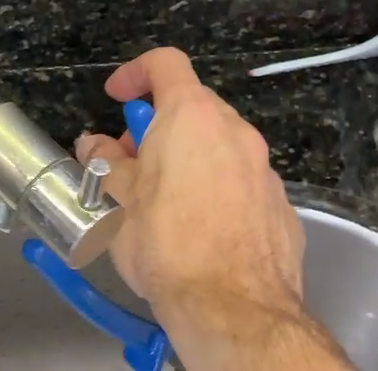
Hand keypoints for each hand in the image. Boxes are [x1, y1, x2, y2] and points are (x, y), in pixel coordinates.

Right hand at [77, 49, 349, 369]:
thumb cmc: (167, 242)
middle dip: (158, 125)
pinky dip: (216, 191)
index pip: (166, 63)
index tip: (117, 98)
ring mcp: (266, 174)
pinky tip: (198, 230)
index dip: (135, 71)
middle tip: (131, 159)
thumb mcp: (115, 197)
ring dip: (187, 158)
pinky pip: (242, 184)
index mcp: (193, 118)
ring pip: (219, 147)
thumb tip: (93, 145)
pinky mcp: (283, 213)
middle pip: (194, 107)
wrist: (236, 314)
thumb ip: (103, 160)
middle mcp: (236, 135)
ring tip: (160, 199)